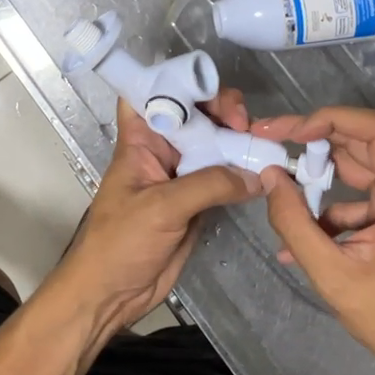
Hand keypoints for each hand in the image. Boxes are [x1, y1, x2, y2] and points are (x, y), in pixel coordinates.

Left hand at [50, 93, 262, 336]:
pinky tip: (263, 170)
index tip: (209, 91)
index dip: (178, 82)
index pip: (151, 93)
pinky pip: (222, 176)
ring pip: (211, 143)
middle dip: (220, 109)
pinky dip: (242, 170)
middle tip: (245, 123)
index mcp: (138, 141)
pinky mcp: (197, 201)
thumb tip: (256, 175)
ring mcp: (180, 175)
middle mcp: (160, 151)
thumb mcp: (162, 207)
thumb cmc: (121, 242)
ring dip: (237, 139)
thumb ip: (209, 185)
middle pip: (192, 114)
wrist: (111, 293)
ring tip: (262, 144)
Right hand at [254, 107, 374, 374]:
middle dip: (316, 142)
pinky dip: (335, 206)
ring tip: (282, 192)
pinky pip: (368, 195)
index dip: (332, 119)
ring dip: (322, 177)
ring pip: (363, 168)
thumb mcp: (331, 275)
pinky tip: (305, 230)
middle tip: (270, 144)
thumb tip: (269, 176)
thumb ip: (294, 223)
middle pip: (365, 144)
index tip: (291, 132)